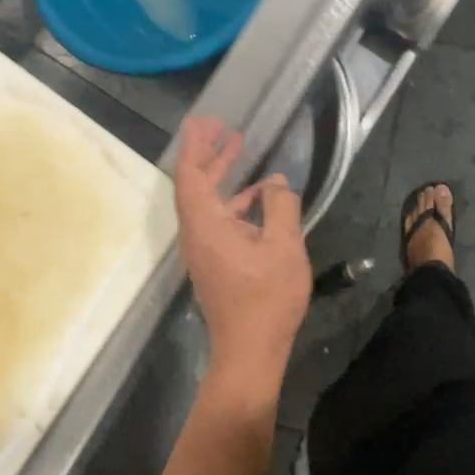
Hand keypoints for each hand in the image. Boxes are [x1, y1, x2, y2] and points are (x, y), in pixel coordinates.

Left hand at [173, 118, 311, 387]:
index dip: (194, 146)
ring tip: (239, 148)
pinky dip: (232, 199)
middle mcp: (197, 234)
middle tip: (221, 126)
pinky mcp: (215, 262)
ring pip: (206, 202)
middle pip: (194, 185)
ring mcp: (204, 250)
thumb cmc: (267, 298)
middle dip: (206, 153)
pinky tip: (258, 196)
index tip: (202, 122)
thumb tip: (276, 182)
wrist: (250, 352)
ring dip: (220, 174)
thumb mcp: (284, 247)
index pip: (190, 176)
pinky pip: (217, 219)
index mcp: (206, 226)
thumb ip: (281, 208)